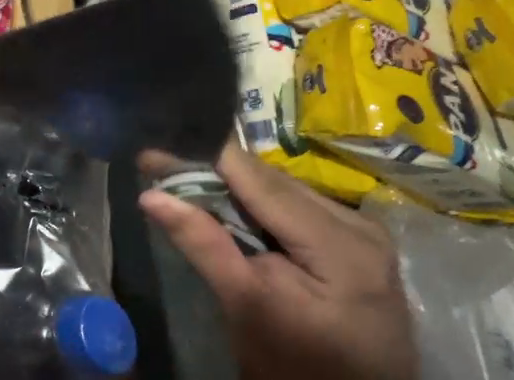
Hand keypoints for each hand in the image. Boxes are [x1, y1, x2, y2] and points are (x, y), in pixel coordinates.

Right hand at [137, 145, 415, 379]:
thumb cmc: (300, 366)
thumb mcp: (247, 308)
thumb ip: (203, 244)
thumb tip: (150, 195)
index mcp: (340, 244)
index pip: (258, 178)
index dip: (200, 158)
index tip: (150, 155)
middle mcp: (359, 225)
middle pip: (270, 180)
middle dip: (212, 173)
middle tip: (157, 171)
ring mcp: (364, 231)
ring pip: (280, 189)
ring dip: (231, 188)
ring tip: (184, 189)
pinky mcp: (358, 240)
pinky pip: (295, 205)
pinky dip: (256, 205)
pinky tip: (228, 213)